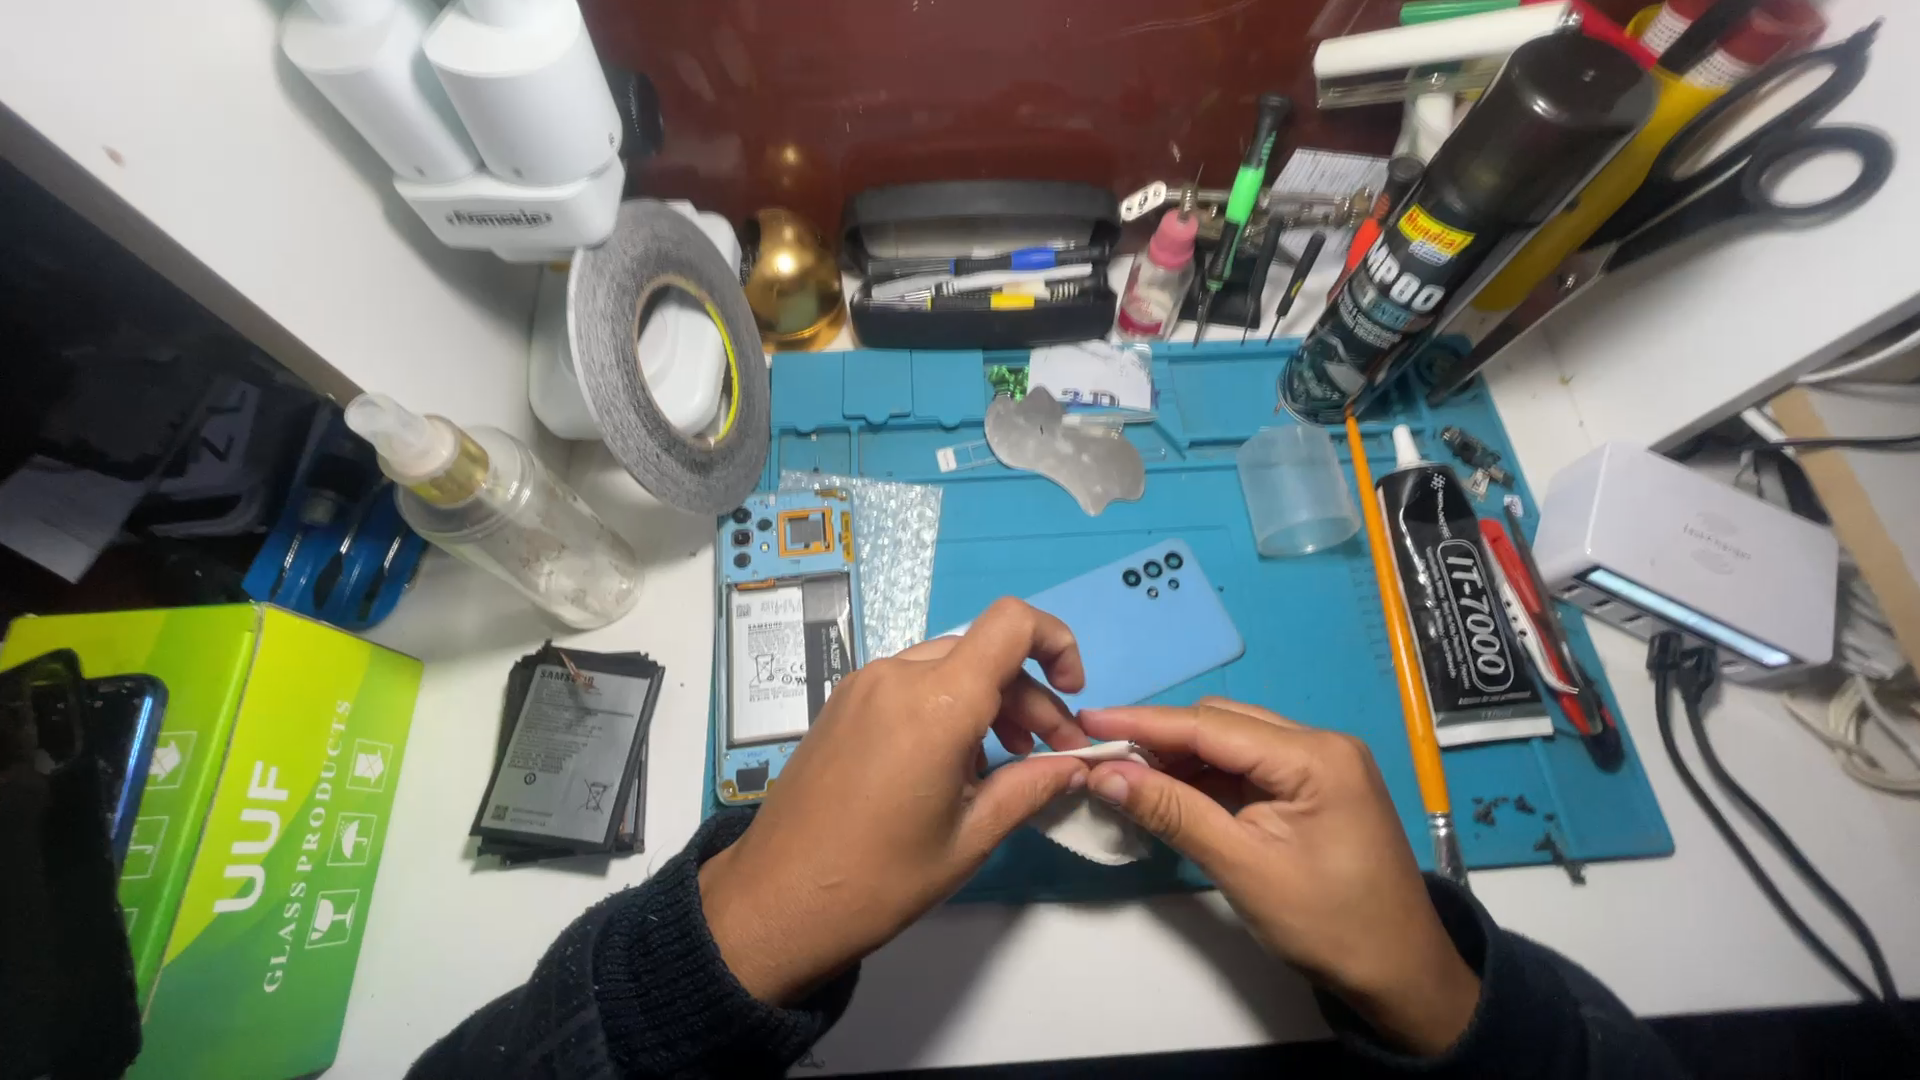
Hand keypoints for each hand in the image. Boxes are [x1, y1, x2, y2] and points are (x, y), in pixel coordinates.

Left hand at [699, 598, 1093, 1004]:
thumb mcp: (969, 839)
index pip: (1012, 623)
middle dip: (1029, 696)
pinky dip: (947, 703)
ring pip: (949, 666)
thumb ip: (1031, 788)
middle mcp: (898, 674)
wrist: (773, 902)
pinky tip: (954, 759)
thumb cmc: (878, 879)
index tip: (1071, 692)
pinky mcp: (844, 701)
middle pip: (985, 652)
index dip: (1056, 641)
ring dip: (989, 701)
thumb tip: (1076, 766)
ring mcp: (864, 684)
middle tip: (1053, 754)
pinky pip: (911, 682)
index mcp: (936, 701)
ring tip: (1008, 759)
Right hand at [1079, 699, 1479, 1055]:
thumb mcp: (1243, 868)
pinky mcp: (1309, 785)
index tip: (1087, 722)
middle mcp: (1318, 743)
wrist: (1404, 981)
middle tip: (1101, 755)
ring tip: (1125, 773)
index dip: (1142, 723)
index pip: (1209, 725)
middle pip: (1219, 723)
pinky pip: (1244, 766)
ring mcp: (1317, 763)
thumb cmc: (1329, 927)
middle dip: (1158, 737)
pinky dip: (1202, 776)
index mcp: (1314, 756)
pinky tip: (1168, 789)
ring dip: (1178, 756)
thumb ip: (1173, 812)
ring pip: (1228, 740)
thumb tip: (1106, 774)